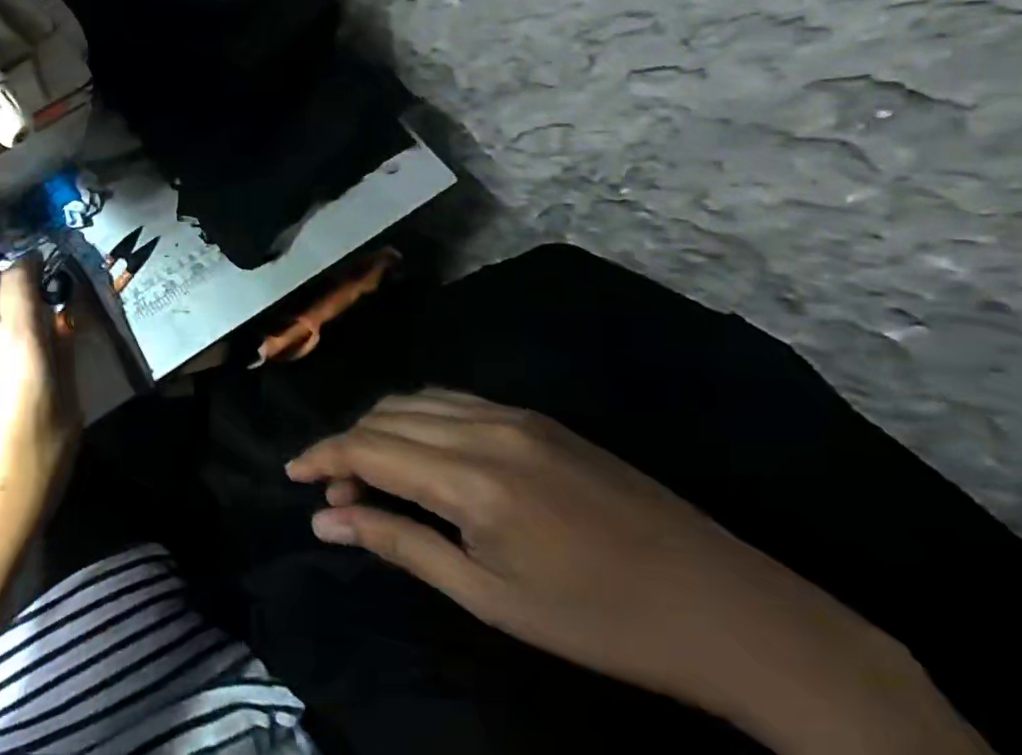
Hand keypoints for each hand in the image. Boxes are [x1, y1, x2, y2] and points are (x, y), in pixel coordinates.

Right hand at [287, 390, 990, 754]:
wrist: (729, 611)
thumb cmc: (598, 620)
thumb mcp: (487, 596)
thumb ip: (398, 545)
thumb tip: (325, 521)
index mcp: (474, 477)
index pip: (369, 447)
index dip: (322, 458)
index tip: (292, 476)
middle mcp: (488, 428)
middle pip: (386, 416)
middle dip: (347, 448)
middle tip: (335, 495)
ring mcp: (519, 416)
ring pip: (418, 401)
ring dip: (380, 429)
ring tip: (370, 476)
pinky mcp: (541, 419)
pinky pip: (455, 402)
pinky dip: (418, 419)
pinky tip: (421, 455)